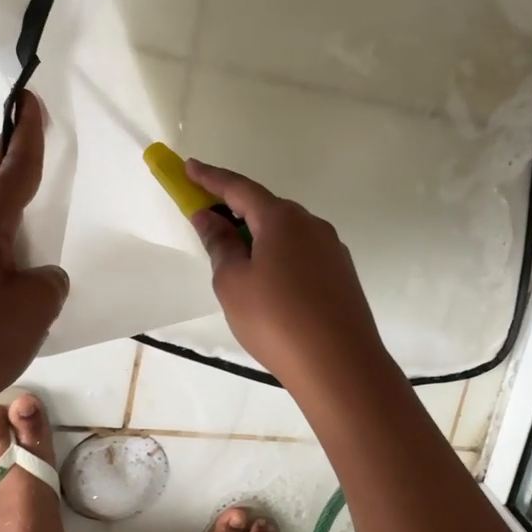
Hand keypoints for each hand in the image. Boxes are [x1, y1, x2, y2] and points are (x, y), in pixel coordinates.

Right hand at [185, 159, 389, 386]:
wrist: (340, 364)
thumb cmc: (276, 320)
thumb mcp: (233, 282)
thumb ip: (220, 244)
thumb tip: (210, 217)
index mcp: (283, 219)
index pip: (240, 188)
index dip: (211, 178)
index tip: (188, 167)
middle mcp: (312, 225)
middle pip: (267, 209)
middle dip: (236, 211)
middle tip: (207, 221)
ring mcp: (332, 250)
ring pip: (286, 235)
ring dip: (259, 239)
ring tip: (236, 263)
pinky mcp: (343, 276)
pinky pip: (302, 256)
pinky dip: (279, 259)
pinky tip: (270, 287)